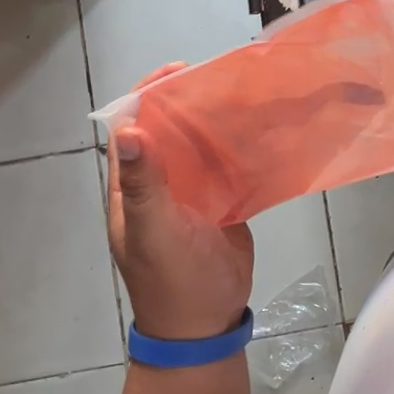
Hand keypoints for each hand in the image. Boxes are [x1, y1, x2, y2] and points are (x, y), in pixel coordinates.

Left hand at [108, 63, 254, 339]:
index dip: (148, 97)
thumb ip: (145, 184)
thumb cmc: (173, 280)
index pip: (132, 130)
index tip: (178, 70)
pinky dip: (241, 147)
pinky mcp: (222, 205)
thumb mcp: (155, 232)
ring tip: (248, 94)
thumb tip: (129, 130)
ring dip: (218, 121)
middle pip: (170, 132)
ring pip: (202, 147)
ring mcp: (192, 195)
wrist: (206, 324)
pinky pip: (228, 167)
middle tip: (224, 76)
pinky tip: (264, 129)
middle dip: (190, 102)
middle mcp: (161, 185)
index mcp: (134, 189)